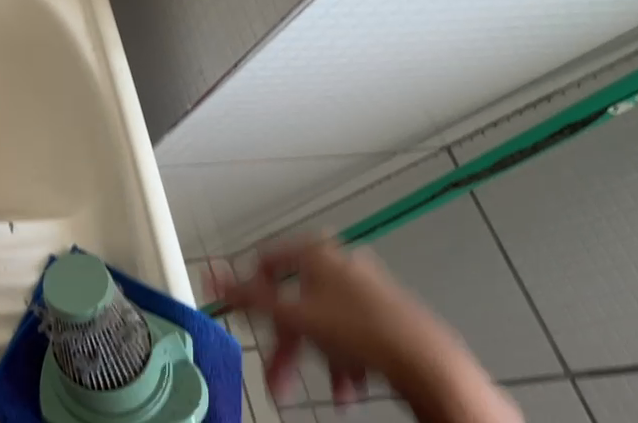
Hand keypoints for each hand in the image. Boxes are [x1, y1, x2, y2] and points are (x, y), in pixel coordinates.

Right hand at [209, 237, 470, 408]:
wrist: (427, 365)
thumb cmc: (360, 332)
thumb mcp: (292, 315)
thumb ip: (247, 296)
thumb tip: (209, 274)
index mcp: (315, 250)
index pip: (266, 262)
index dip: (251, 292)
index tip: (246, 318)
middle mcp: (340, 262)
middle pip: (295, 301)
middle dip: (285, 343)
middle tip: (276, 374)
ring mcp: (366, 287)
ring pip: (323, 324)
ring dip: (315, 359)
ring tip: (319, 387)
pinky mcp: (386, 314)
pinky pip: (350, 336)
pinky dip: (342, 361)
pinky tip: (346, 386)